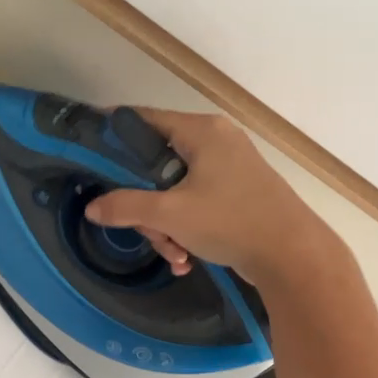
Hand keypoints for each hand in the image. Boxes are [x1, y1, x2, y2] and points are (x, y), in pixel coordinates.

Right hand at [85, 108, 340, 288]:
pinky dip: (183, 231)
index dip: (112, 133)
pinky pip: (193, 206)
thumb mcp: (168, 215)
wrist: (291, 254)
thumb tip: (92, 208)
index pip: (143, 119)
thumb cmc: (230, 221)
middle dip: (143, 205)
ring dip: (164, 227)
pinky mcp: (235, 193)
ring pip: (172, 192)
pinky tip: (185, 258)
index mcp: (201, 132)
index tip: (86, 151)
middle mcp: (215, 142)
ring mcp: (227, 168)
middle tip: (145, 231)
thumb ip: (125, 207)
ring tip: (174, 253)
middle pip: (154, 165)